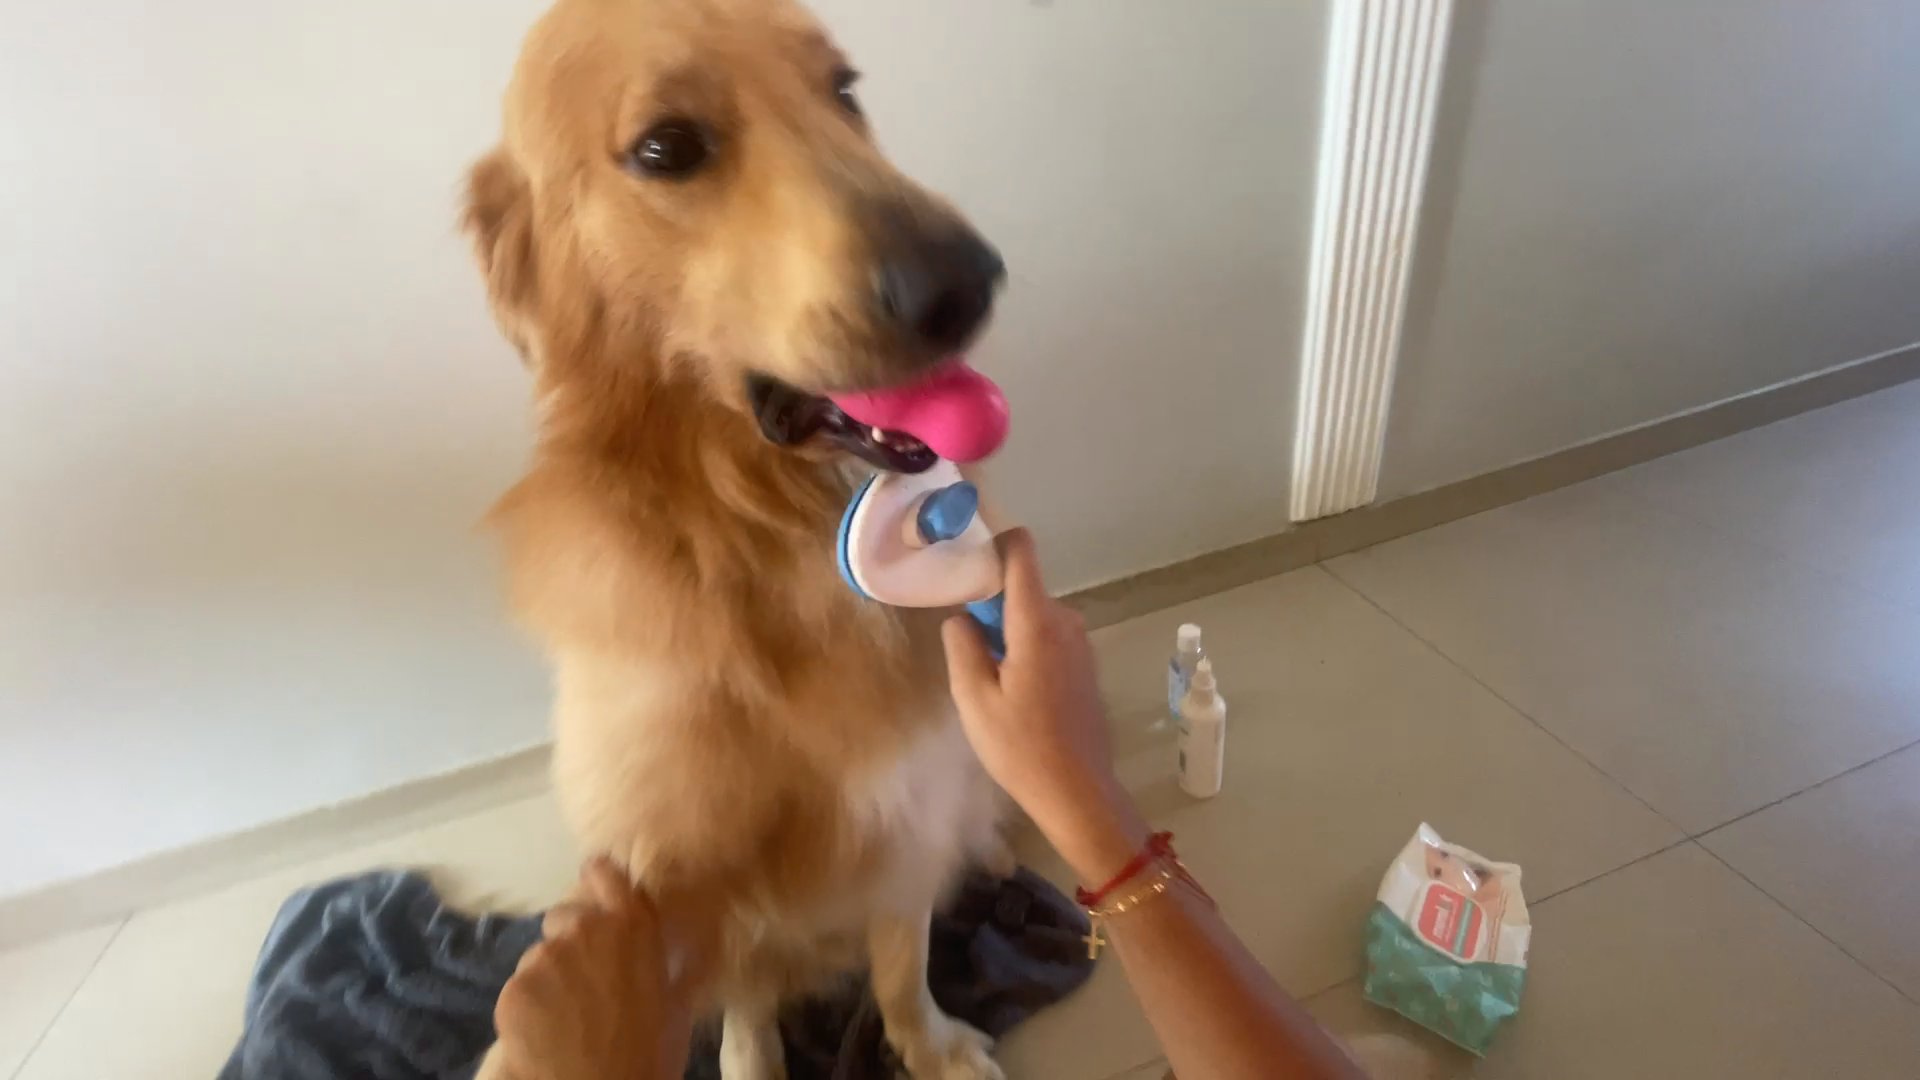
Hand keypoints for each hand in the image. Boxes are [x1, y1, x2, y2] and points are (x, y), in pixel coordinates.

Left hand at [494, 858, 720, 1079]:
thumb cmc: (651, 1051)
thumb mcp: (676, 999)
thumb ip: (672, 966)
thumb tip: (688, 955)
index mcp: (634, 925)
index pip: (606, 874)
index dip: (596, 876)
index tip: (592, 883)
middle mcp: (589, 928)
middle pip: (562, 918)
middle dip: (565, 943)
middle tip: (577, 983)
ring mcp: (548, 957)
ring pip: (536, 960)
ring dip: (545, 982)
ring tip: (559, 1021)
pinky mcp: (515, 991)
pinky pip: (517, 994)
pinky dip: (523, 1013)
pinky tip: (538, 1040)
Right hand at [943, 529, 1148, 885]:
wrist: (1079, 792)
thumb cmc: (1021, 747)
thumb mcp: (974, 699)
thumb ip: (962, 645)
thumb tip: (962, 617)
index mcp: (1037, 621)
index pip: (1021, 550)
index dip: (994, 544)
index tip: (967, 565)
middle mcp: (1066, 620)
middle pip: (1023, 586)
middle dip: (992, 604)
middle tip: (968, 647)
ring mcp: (1081, 641)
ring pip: (1034, 613)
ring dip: (1009, 630)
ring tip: (991, 677)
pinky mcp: (1086, 662)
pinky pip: (1050, 634)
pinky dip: (1028, 645)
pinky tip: (1016, 689)